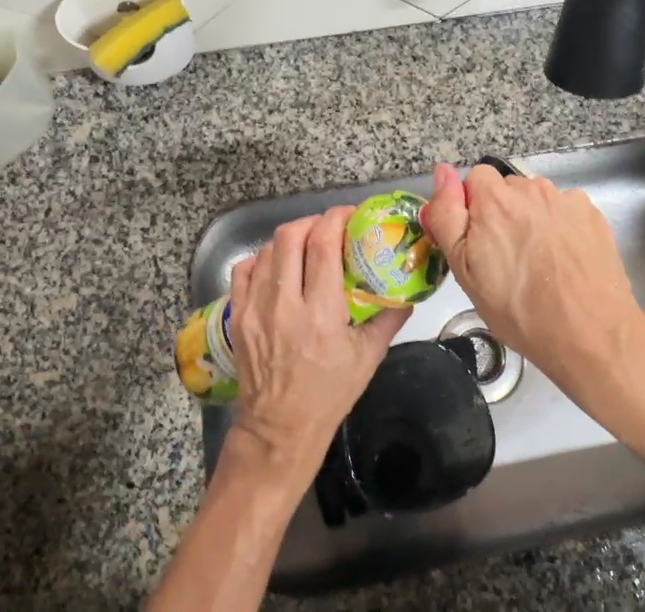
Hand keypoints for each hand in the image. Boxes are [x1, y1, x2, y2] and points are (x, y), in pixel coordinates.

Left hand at [226, 206, 410, 470]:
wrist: (279, 428)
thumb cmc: (329, 394)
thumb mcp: (368, 358)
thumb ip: (389, 318)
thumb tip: (407, 290)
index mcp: (320, 314)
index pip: (322, 245)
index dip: (336, 219)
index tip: (349, 215)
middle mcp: (284, 305)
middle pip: (290, 237)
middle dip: (312, 223)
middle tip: (329, 228)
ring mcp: (255, 309)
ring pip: (267, 250)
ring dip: (290, 240)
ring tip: (306, 246)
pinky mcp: (238, 316)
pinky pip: (244, 270)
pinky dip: (263, 259)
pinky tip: (278, 265)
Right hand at [421, 163, 644, 394]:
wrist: (590, 335)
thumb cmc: (519, 310)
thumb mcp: (465, 270)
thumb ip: (447, 215)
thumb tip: (441, 171)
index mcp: (495, 200)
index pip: (475, 178)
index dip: (472, 207)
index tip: (478, 241)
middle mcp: (532, 189)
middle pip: (508, 189)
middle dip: (502, 214)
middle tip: (506, 258)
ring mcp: (567, 201)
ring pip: (537, 201)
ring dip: (532, 220)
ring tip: (538, 264)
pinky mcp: (593, 215)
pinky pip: (565, 211)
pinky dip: (561, 228)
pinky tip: (564, 261)